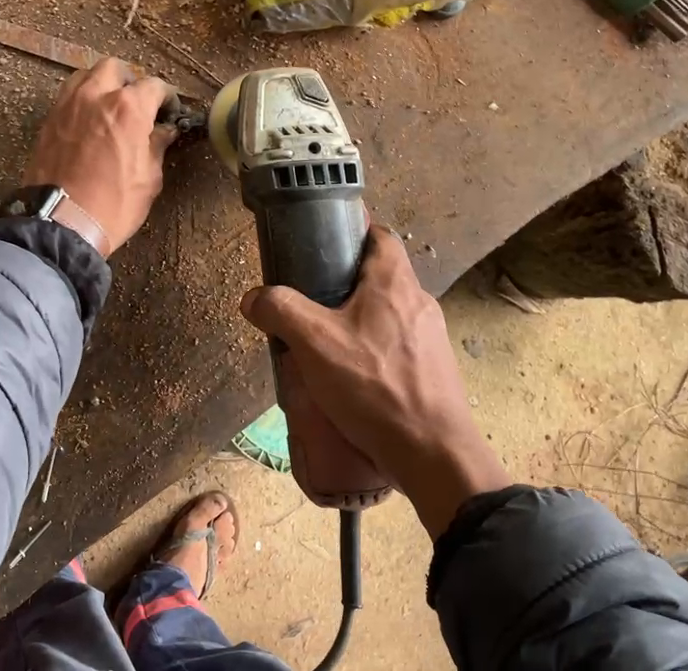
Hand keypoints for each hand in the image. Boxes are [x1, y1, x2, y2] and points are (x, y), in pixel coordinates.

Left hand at [22, 59, 177, 255]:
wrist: (61, 223)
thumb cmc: (112, 204)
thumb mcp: (148, 178)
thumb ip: (157, 146)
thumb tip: (164, 131)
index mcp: (128, 107)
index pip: (154, 86)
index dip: (166, 98)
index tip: (168, 111)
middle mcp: (96, 96)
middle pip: (115, 69)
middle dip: (129, 81)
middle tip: (137, 104)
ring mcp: (68, 105)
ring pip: (86, 75)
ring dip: (101, 85)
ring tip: (109, 108)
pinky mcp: (48, 119)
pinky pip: (67, 95)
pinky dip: (81, 100)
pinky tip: (88, 121)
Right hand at [241, 226, 509, 534]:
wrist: (434, 455)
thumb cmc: (374, 386)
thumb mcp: (313, 342)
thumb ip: (279, 310)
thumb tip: (252, 298)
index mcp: (394, 282)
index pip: (380, 235)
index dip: (352, 233)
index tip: (322, 245)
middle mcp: (419, 302)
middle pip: (382, 275)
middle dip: (347, 282)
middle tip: (311, 299)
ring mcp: (432, 339)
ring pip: (390, 313)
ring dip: (360, 320)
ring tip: (326, 343)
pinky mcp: (435, 372)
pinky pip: (399, 346)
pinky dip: (375, 350)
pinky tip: (353, 377)